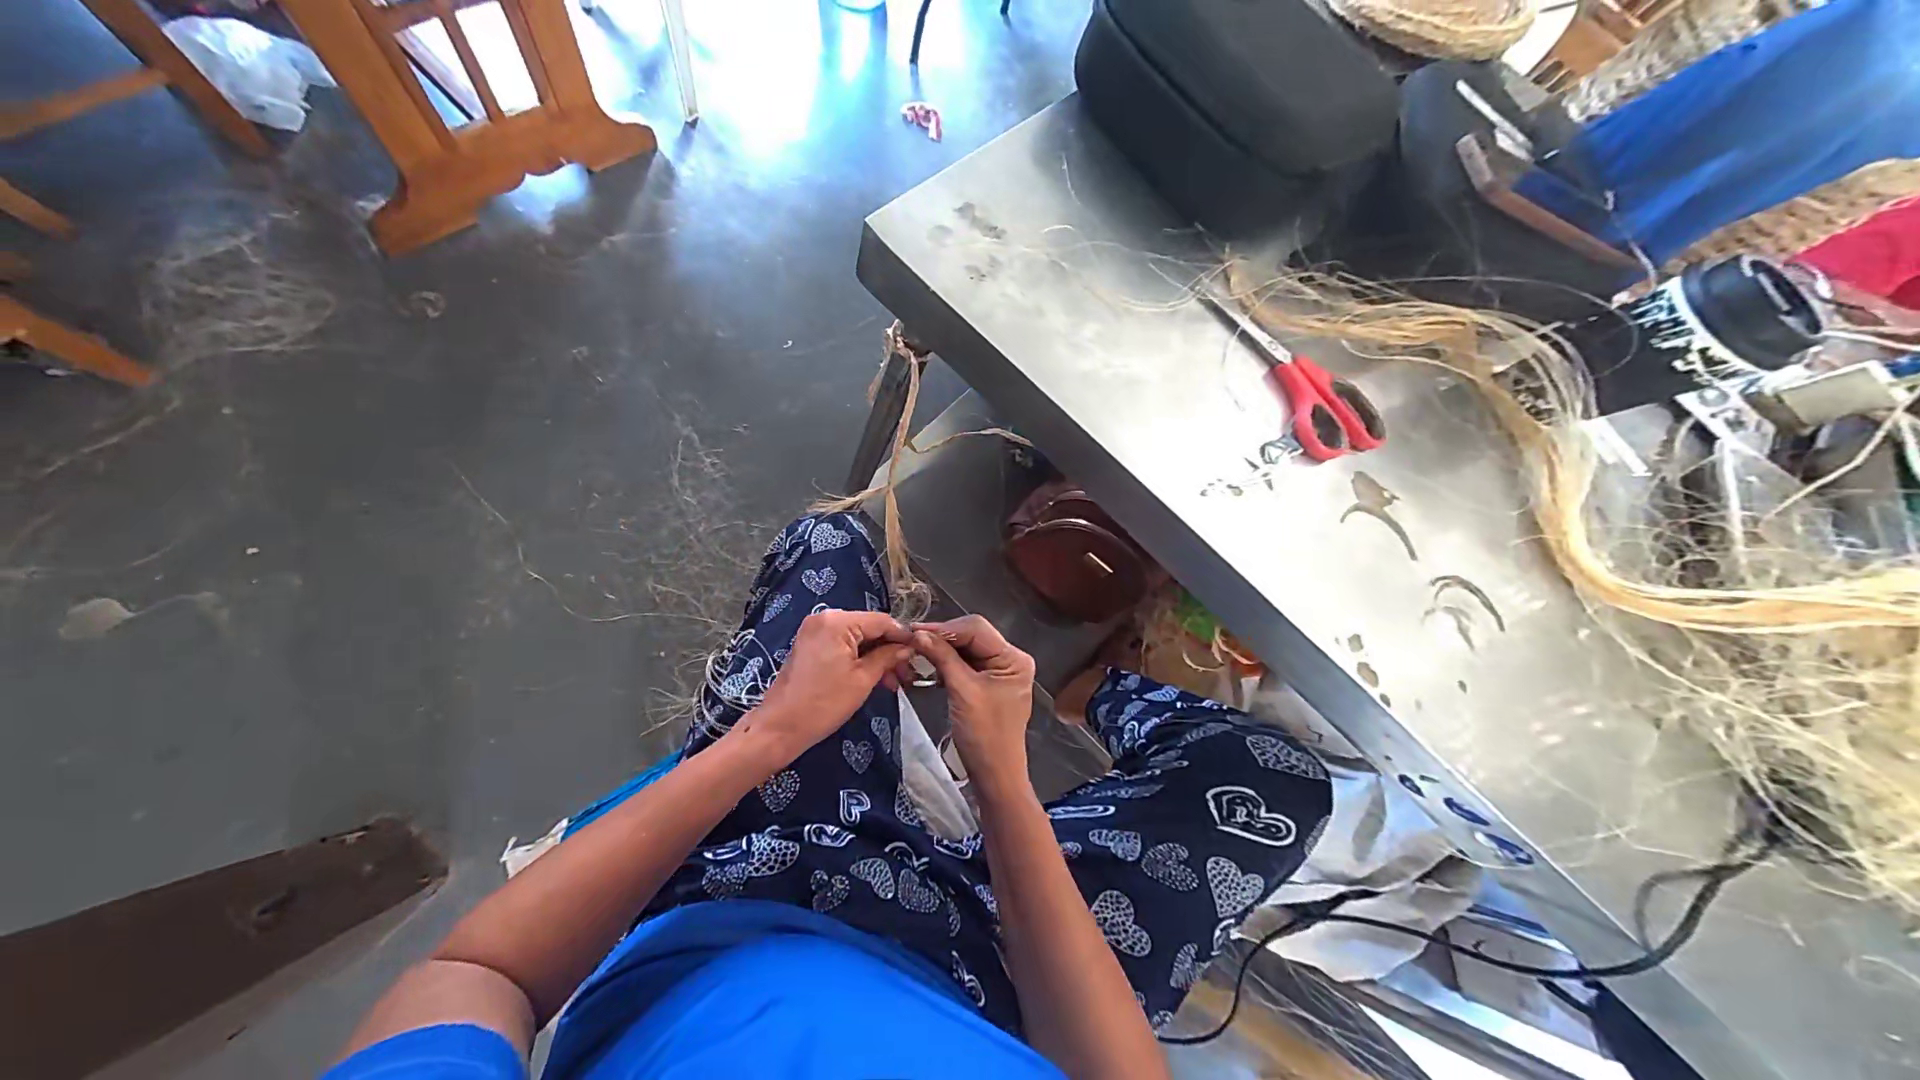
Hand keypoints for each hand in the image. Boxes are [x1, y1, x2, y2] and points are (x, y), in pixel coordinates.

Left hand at [731, 610, 914, 762]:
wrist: (780, 727)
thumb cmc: (823, 703)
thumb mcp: (863, 679)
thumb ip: (888, 657)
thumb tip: (907, 648)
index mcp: (837, 621)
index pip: (882, 620)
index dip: (904, 636)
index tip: (922, 652)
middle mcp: (825, 617)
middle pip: (870, 627)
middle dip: (890, 649)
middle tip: (908, 672)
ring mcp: (815, 630)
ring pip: (858, 637)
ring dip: (877, 656)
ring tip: (894, 681)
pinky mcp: (811, 644)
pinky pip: (843, 644)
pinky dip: (859, 658)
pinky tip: (875, 677)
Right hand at [912, 616, 1035, 800]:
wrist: (994, 775)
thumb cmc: (984, 735)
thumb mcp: (962, 692)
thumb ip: (942, 658)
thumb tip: (918, 633)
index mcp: (1014, 658)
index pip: (976, 629)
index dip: (944, 628)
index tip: (913, 631)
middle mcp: (1011, 658)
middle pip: (972, 636)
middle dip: (942, 637)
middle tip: (911, 639)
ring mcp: (1000, 671)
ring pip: (966, 649)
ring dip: (942, 650)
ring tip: (916, 650)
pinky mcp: (988, 683)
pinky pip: (965, 664)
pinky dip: (947, 663)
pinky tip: (929, 665)